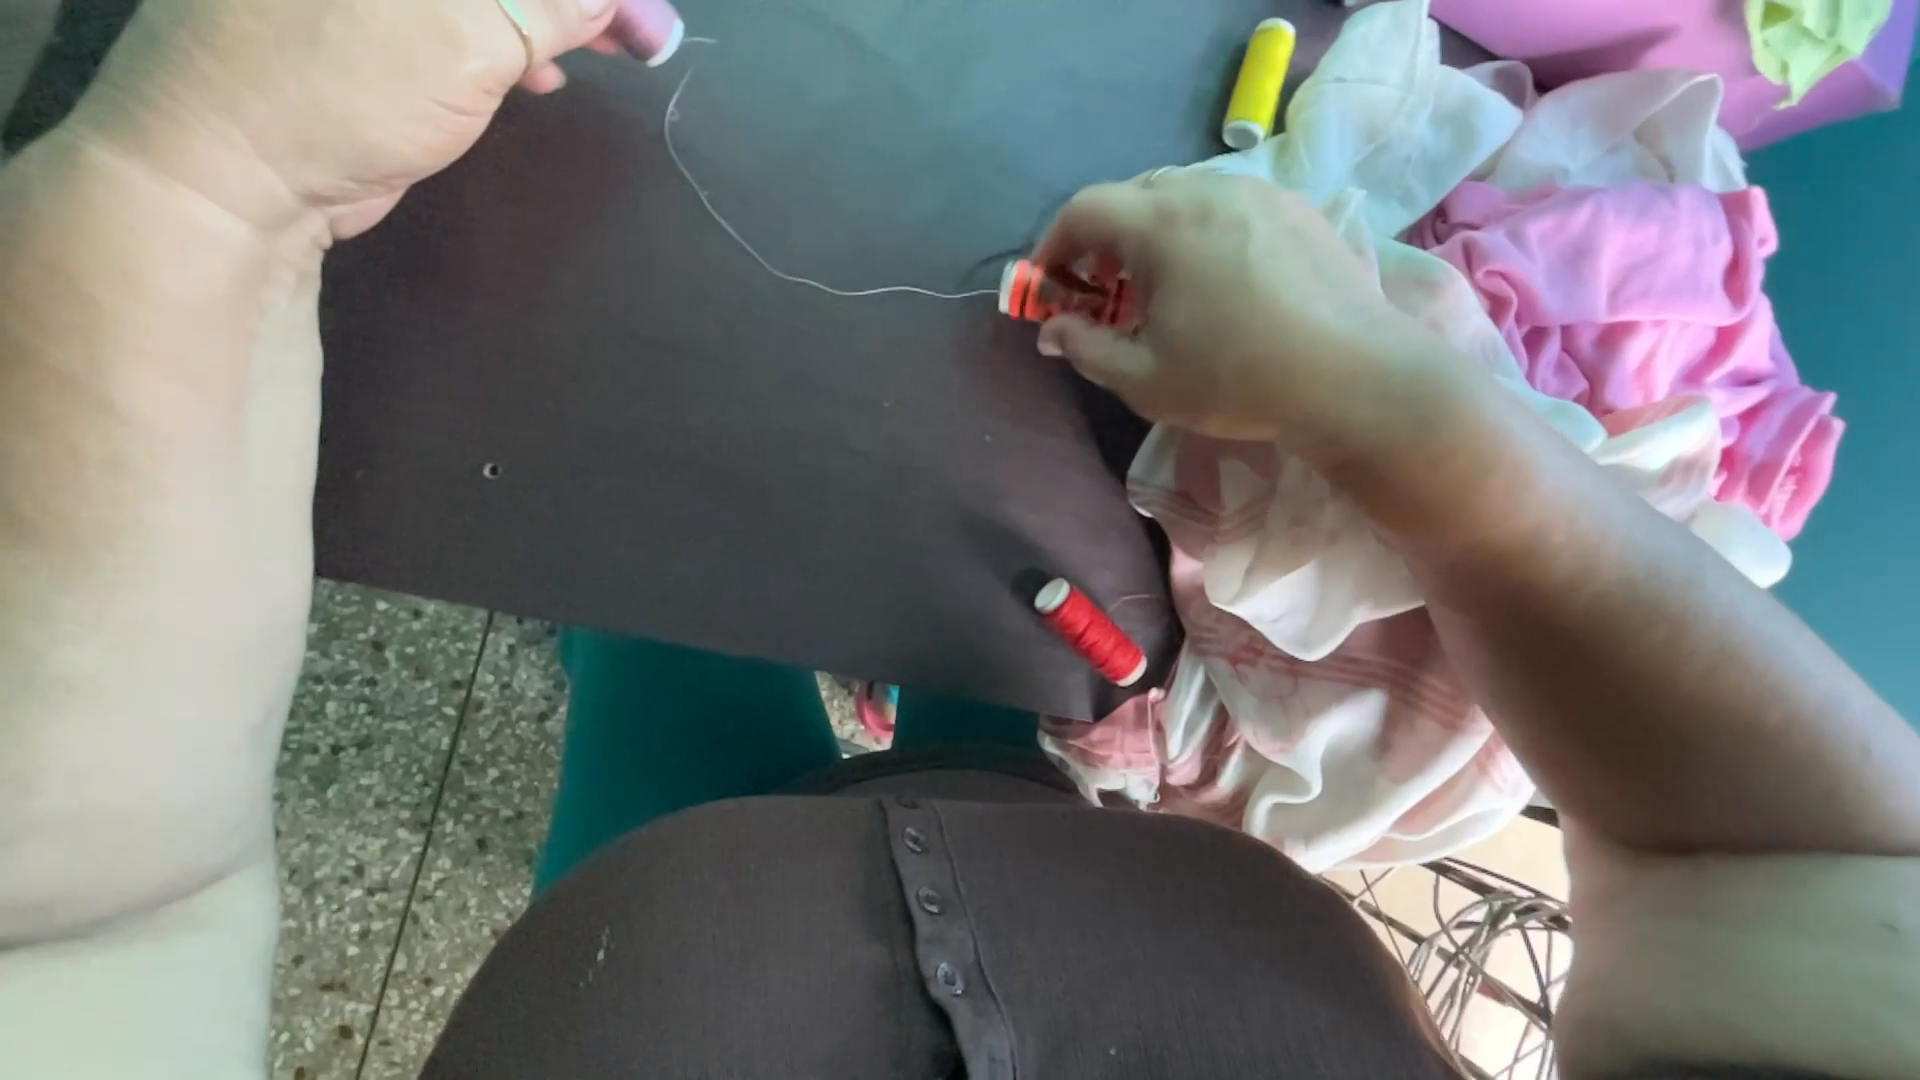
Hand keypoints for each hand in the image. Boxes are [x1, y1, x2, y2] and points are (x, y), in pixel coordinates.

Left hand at [66, 0, 682, 237]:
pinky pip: (469, 21)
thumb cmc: (343, 86)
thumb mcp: (462, 38)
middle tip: (644, 31)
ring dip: (553, 18)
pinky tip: (544, 73)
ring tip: (610, 50)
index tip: (644, 14)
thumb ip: (543, 6)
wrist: (243, 169)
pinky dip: (514, 41)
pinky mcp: (379, 29)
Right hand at [1032, 171, 1444, 455]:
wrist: (1354, 379)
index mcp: (1164, 223)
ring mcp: (1260, 194)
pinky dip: (1199, 234)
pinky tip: (1214, 283)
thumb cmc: (1235, 381)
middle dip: (1102, 242)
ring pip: (1183, 198)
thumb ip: (1085, 348)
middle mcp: (1209, 189)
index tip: (1047, 286)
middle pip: (1133, 197)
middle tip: (1101, 293)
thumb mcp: (1143, 378)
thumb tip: (1053, 330)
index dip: (1052, 244)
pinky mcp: (1298, 210)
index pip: (1084, 209)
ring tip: (1158, 290)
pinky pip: (1227, 207)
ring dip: (1152, 236)